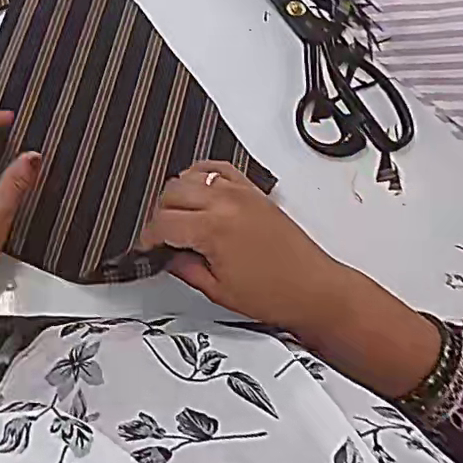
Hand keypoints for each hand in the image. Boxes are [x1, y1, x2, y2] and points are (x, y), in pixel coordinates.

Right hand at [137, 160, 361, 334]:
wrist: (314, 289)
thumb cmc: (277, 294)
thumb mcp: (217, 291)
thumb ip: (184, 268)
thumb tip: (167, 256)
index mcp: (213, 229)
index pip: (162, 222)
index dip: (148, 237)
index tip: (148, 247)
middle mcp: (226, 203)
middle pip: (171, 192)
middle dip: (160, 215)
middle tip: (163, 237)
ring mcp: (240, 192)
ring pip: (190, 175)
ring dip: (178, 195)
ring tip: (180, 217)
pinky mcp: (253, 190)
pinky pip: (218, 168)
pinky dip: (203, 175)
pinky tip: (200, 191)